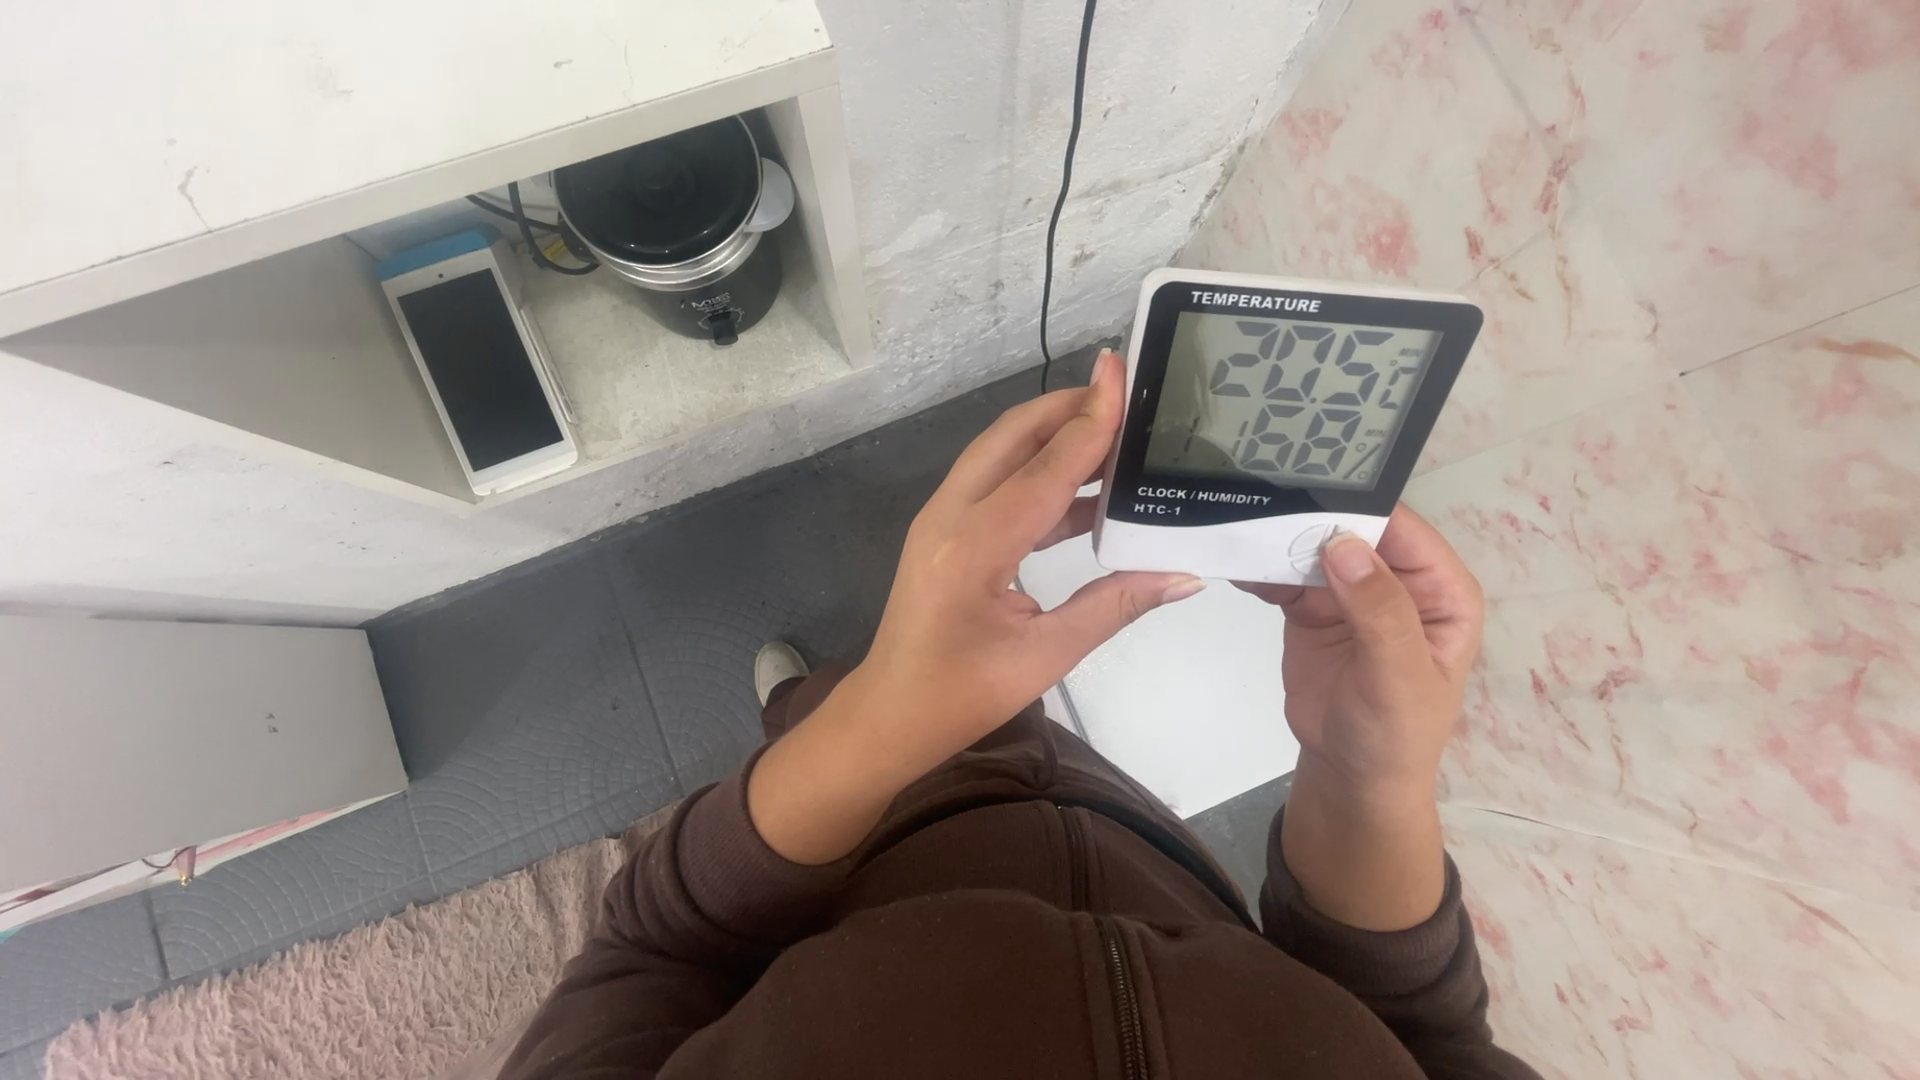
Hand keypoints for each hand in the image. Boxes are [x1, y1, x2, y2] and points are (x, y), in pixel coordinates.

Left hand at [749, 350, 1204, 863]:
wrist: (891, 713)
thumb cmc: (962, 695)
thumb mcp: (1046, 657)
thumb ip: (1115, 606)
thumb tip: (1185, 575)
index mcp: (975, 545)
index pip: (1045, 466)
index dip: (1090, 420)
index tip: (1122, 371)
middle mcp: (951, 515)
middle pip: (1012, 436)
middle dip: (1067, 408)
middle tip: (1126, 394)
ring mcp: (941, 518)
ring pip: (1000, 452)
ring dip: (1052, 436)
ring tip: (1114, 435)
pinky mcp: (944, 529)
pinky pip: (994, 482)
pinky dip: (1038, 473)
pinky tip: (1084, 491)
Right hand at [1236, 504, 1482, 799]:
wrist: (1348, 773)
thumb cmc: (1394, 732)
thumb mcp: (1397, 675)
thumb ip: (1378, 611)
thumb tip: (1344, 546)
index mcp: (1437, 590)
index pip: (1400, 531)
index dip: (1358, 510)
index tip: (1307, 491)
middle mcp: (1395, 582)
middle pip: (1349, 533)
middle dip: (1308, 519)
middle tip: (1259, 505)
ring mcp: (1349, 594)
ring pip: (1311, 549)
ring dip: (1276, 541)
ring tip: (1237, 531)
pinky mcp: (1310, 608)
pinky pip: (1283, 576)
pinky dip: (1259, 569)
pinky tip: (1234, 563)